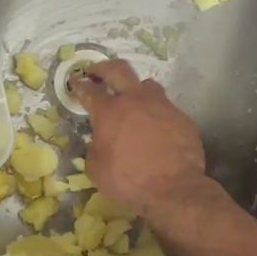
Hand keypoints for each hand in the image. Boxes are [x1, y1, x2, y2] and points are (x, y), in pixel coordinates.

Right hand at [71, 59, 206, 219]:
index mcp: (109, 111)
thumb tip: (100, 141)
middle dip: (104, 67)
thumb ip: (95, 147)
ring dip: (135, 89)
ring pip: (146, 84)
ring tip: (131, 99)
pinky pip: (164, 108)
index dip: (79, 84)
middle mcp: (135, 100)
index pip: (90, 90)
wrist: (173, 188)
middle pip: (119, 69)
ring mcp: (161, 106)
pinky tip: (154, 128)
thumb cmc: (127, 179)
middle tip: (97, 71)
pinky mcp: (181, 117)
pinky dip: (155, 113)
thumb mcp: (96, 167)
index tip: (75, 80)